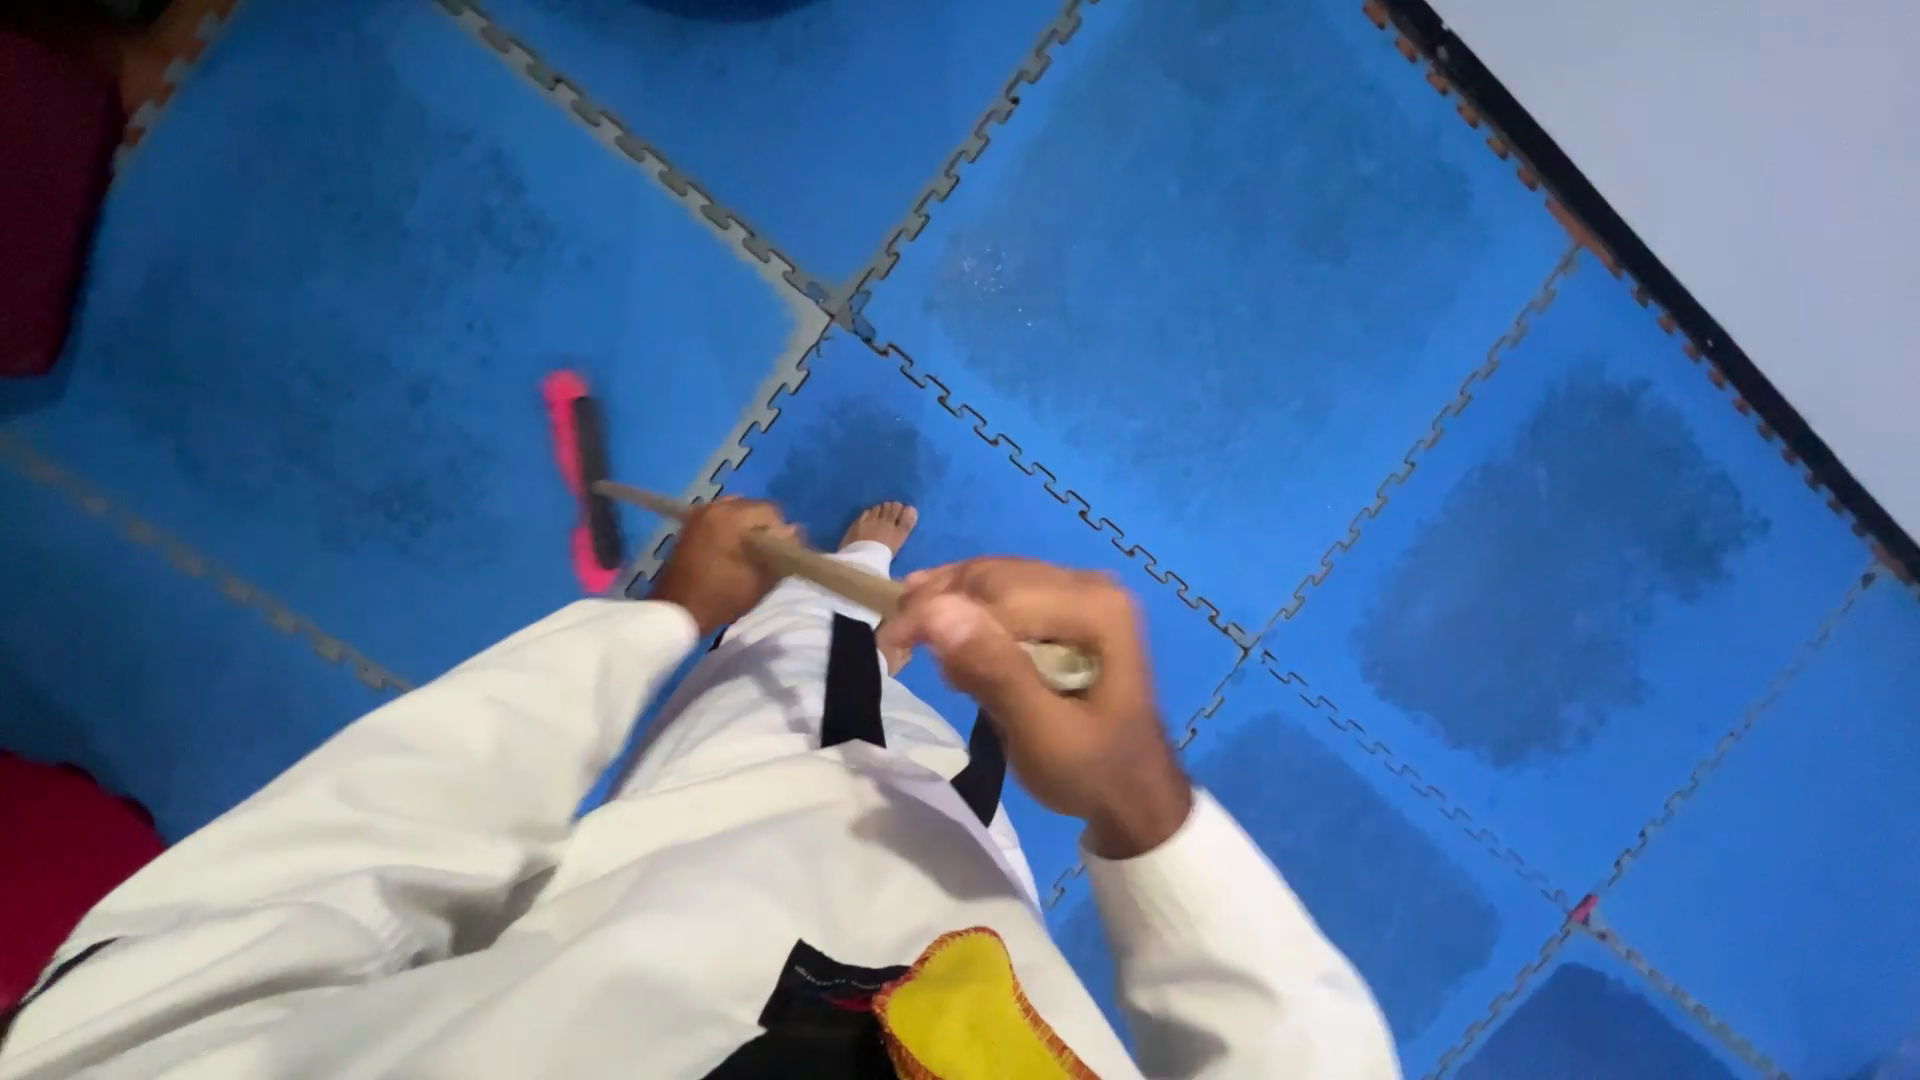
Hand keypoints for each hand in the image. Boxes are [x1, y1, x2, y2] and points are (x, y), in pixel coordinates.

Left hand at [647, 497, 795, 635]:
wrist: (677, 610)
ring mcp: (699, 514)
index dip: (781, 531)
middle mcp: (714, 507)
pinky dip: (730, 528)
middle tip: (765, 553)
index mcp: (732, 517)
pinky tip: (731, 550)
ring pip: (736, 510)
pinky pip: (720, 517)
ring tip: (747, 551)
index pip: (771, 511)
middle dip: (764, 526)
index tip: (779, 554)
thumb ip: (784, 554)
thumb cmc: (722, 596)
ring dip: (747, 526)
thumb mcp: (761, 579)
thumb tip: (795, 533)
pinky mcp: (690, 525)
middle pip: (753, 506)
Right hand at [877, 558, 1192, 858]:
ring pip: (993, 579)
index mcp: (1097, 609)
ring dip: (947, 605)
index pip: (998, 592)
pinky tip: (950, 641)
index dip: (937, 610)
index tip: (889, 644)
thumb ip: (994, 671)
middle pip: (993, 576)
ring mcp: (1081, 593)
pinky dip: (969, 614)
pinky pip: (1005, 594)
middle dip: (937, 603)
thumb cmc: (1091, 771)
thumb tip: (936, 611)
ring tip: (912, 638)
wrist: (1133, 795)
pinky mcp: (1068, 608)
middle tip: (893, 641)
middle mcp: (1091, 585)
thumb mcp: (1041, 733)